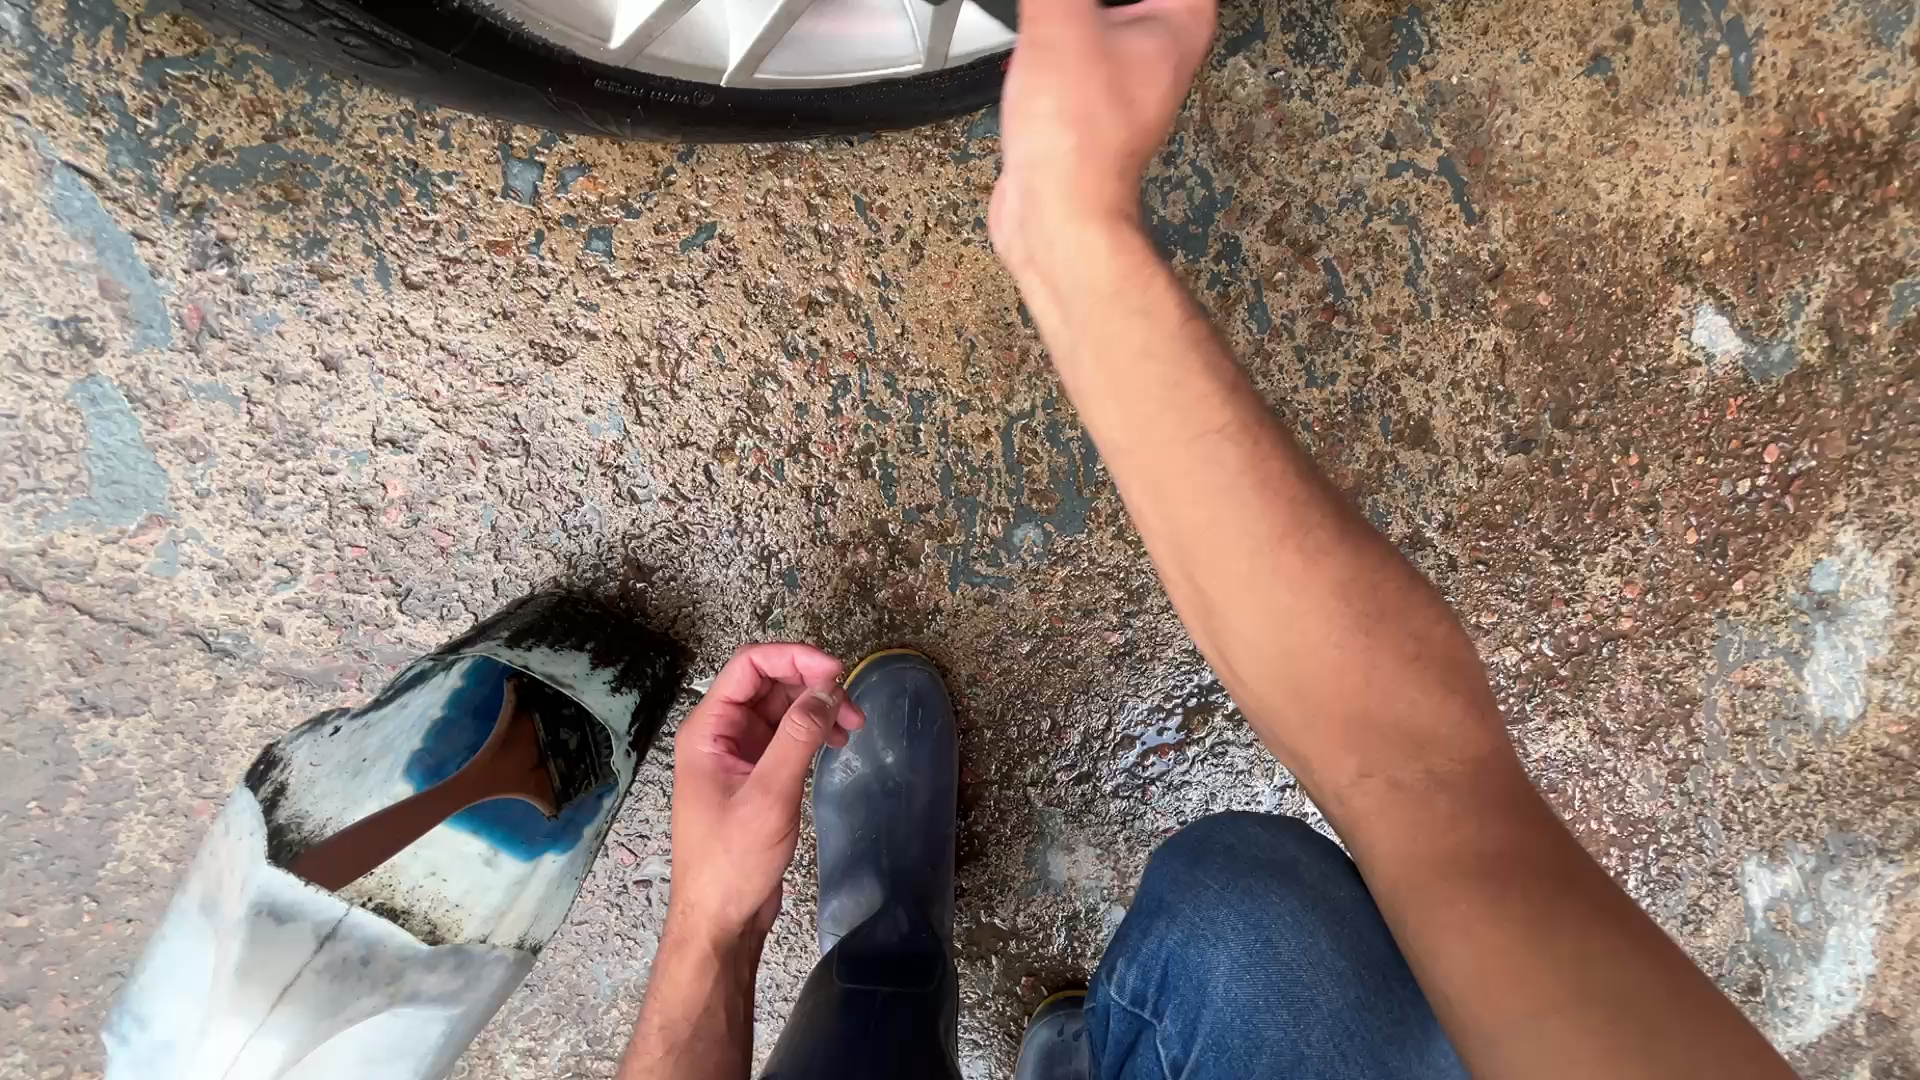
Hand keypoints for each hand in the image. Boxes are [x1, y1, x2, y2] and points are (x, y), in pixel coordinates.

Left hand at [664, 644, 865, 946]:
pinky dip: (815, 730)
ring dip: (818, 707)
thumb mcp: (769, 794)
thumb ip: (798, 736)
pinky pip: (788, 733)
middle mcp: (721, 732)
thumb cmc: (732, 860)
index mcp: (708, 728)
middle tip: (851, 704)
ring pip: (783, 706)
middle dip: (813, 685)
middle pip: (770, 682)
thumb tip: (829, 688)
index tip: (836, 671)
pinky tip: (837, 743)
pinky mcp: (757, 772)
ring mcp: (739, 752)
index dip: (794, 657)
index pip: (750, 665)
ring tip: (853, 726)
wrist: (721, 920)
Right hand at [988, 0, 1216, 278]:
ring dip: (1069, 10)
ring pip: (1099, 16)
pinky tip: (1027, 33)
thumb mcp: (1060, 22)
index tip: (1081, 4)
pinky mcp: (1084, 107)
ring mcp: (1121, 82)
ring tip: (1049, 14)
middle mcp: (1159, 49)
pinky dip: (1048, 35)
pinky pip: (1070, 50)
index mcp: (1180, 17)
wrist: (1053, 218)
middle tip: (1061, 6)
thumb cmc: (1077, 144)